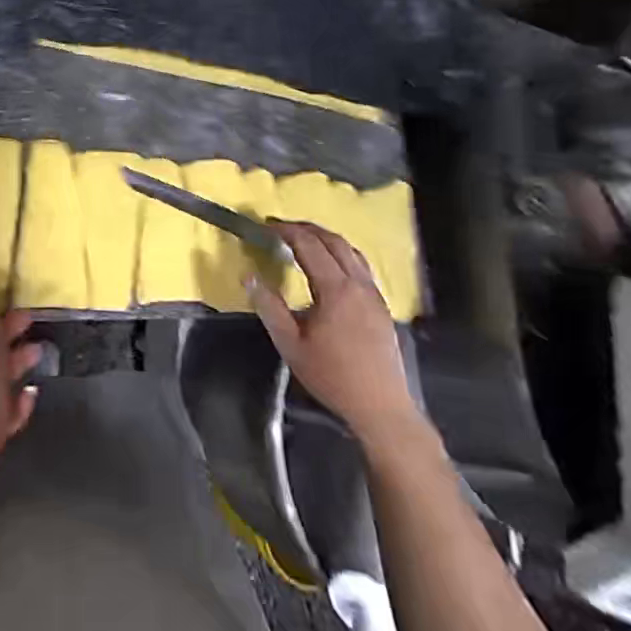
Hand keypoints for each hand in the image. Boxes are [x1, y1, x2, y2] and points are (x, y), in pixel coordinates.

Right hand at [247, 222, 419, 441]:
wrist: (379, 405)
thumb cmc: (331, 375)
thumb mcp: (290, 343)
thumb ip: (269, 306)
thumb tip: (249, 276)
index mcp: (335, 289)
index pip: (310, 246)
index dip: (287, 231)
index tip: (267, 225)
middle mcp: (358, 284)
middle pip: (334, 241)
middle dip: (307, 228)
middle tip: (282, 226)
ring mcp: (374, 294)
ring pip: (352, 252)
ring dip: (327, 239)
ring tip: (305, 238)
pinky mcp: (381, 306)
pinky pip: (360, 266)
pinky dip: (341, 254)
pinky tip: (330, 266)